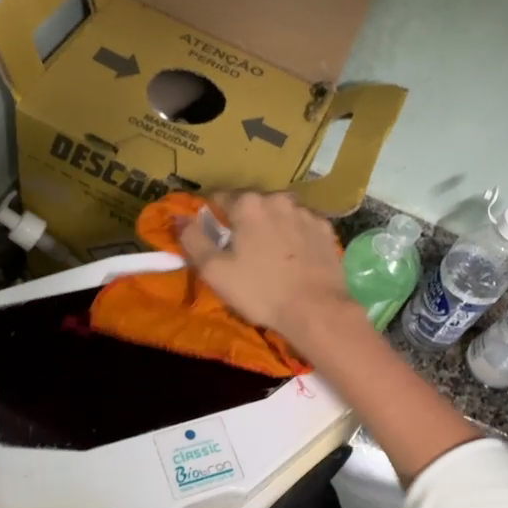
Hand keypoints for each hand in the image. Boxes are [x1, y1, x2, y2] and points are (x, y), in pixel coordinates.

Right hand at [179, 191, 357, 340]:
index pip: (220, 197)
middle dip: (244, 220)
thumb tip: (180, 217)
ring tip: (270, 252)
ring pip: (280, 213)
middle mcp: (279, 199)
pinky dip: (295, 235)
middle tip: (241, 248)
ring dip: (272, 225)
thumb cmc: (260, 291)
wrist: (316, 309)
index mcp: (248, 204)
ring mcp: (306, 213)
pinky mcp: (326, 229)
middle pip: (252, 204)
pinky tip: (294, 257)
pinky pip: (302, 226)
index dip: (212, 215)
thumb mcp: (215, 270)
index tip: (213, 235)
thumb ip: (194, 239)